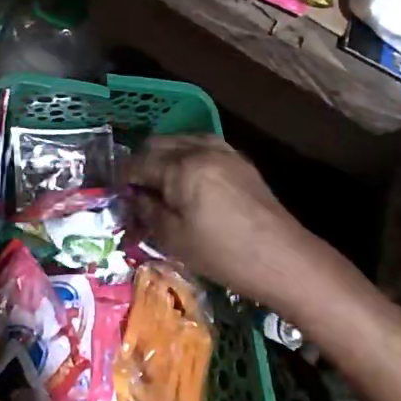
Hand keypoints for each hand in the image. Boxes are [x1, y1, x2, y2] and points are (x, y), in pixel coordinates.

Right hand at [124, 134, 313, 295]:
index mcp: (180, 167)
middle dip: (141, 163)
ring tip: (159, 182)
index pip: (138, 163)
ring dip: (164, 155)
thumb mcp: (174, 238)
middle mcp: (200, 150)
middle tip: (135, 190)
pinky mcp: (240, 161)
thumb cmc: (223, 254)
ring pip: (181, 140)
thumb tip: (135, 197)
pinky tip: (186, 178)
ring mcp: (224, 152)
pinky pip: (202, 146)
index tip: (116, 195)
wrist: (284, 260)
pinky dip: (186, 155)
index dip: (122, 178)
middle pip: (158, 144)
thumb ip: (148, 211)